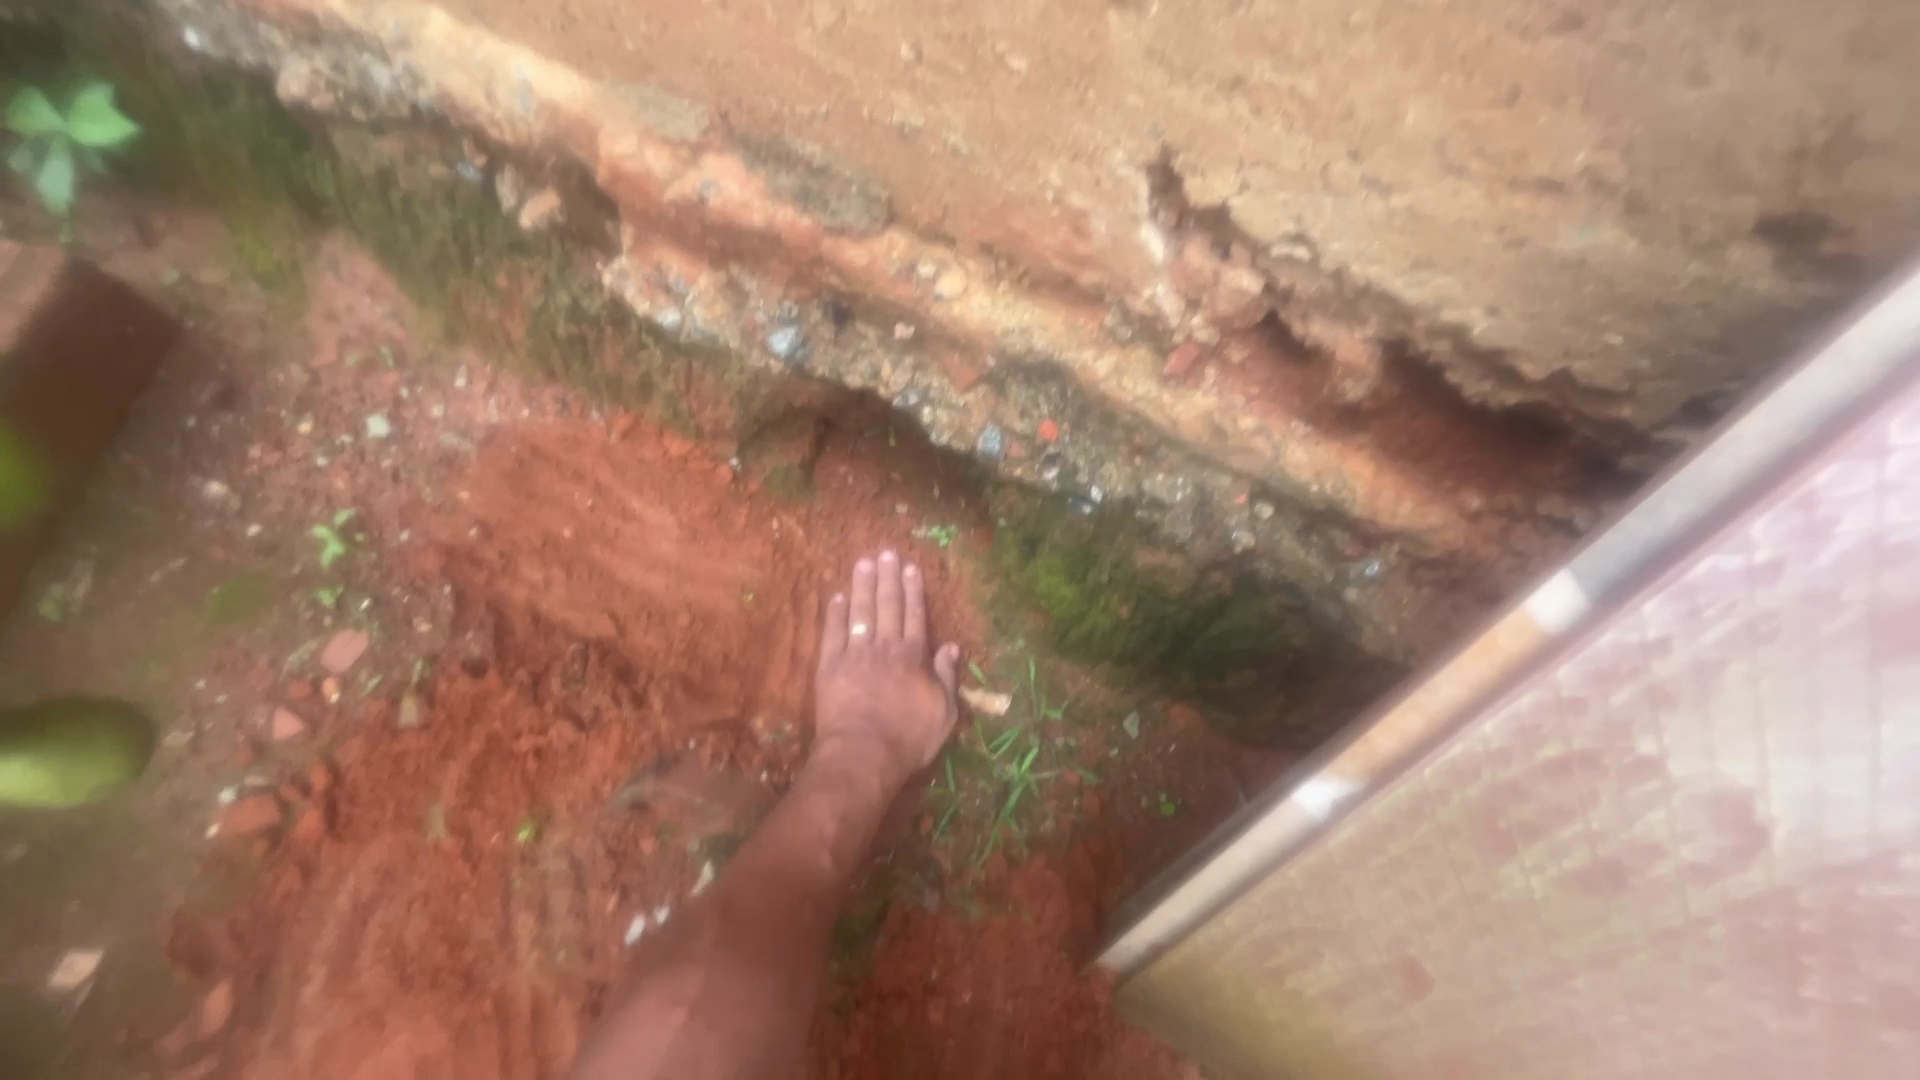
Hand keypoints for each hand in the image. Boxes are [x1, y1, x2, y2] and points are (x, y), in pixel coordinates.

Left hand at [813, 550, 959, 787]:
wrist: (863, 753)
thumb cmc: (909, 738)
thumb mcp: (944, 713)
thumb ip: (947, 677)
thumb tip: (952, 647)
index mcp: (914, 657)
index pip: (915, 615)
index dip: (913, 590)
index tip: (910, 567)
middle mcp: (886, 647)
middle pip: (887, 606)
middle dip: (887, 578)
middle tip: (886, 553)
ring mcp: (855, 654)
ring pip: (860, 612)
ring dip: (862, 586)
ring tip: (863, 563)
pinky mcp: (830, 666)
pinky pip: (833, 633)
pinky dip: (835, 613)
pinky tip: (837, 596)